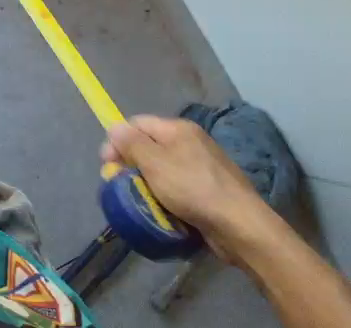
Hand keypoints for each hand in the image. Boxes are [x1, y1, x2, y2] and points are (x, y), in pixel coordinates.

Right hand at [100, 115, 275, 261]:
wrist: (242, 227)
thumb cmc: (193, 189)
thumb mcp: (154, 163)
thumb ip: (130, 142)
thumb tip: (113, 127)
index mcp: (178, 129)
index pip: (136, 123)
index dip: (118, 140)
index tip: (108, 164)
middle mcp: (192, 142)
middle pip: (150, 145)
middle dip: (132, 163)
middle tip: (121, 183)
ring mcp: (204, 166)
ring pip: (164, 168)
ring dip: (148, 181)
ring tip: (141, 198)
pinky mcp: (212, 189)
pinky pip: (180, 185)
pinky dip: (167, 194)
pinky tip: (164, 207)